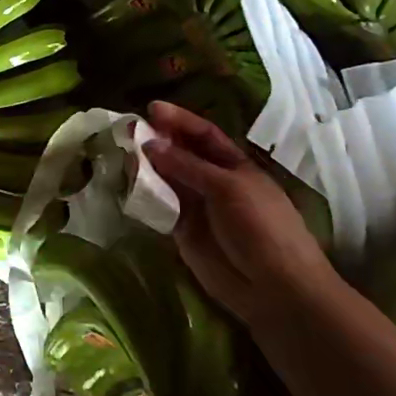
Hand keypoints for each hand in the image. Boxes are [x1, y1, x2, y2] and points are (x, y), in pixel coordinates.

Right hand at [142, 101, 339, 331]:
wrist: (274, 287)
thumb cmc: (261, 226)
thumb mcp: (228, 187)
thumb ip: (188, 165)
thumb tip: (150, 144)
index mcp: (233, 164)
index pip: (203, 134)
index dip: (180, 120)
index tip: (152, 108)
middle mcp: (213, 180)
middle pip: (182, 154)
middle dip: (158, 141)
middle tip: (129, 130)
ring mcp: (198, 206)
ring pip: (168, 180)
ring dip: (147, 167)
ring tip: (121, 154)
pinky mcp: (183, 232)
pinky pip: (161, 208)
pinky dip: (145, 197)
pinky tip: (127, 185)